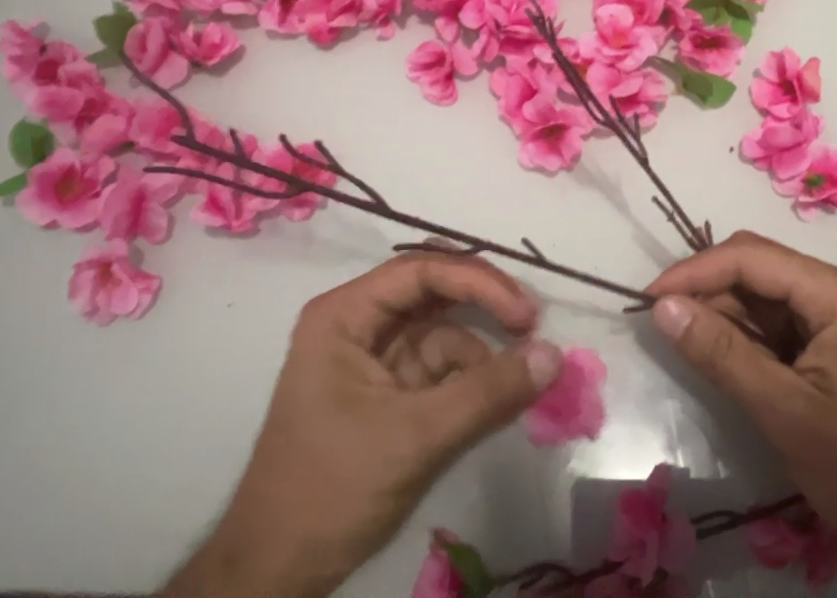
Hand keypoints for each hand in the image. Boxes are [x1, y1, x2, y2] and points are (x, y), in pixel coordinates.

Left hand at [166, 253, 561, 597]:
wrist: (281, 564)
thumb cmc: (331, 485)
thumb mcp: (413, 436)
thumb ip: (486, 393)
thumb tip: (554, 355)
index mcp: (345, 316)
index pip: (419, 272)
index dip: (477, 282)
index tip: (526, 313)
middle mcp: (359, 326)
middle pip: (434, 295)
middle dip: (485, 308)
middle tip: (533, 328)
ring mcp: (377, 361)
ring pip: (444, 334)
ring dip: (484, 352)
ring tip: (525, 376)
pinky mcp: (393, 396)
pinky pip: (444, 371)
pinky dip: (475, 381)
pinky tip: (502, 398)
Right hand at [646, 232, 836, 589]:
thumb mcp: (788, 413)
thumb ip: (723, 355)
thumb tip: (663, 307)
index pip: (752, 258)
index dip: (694, 272)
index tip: (647, 302)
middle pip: (756, 269)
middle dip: (706, 290)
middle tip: (661, 327)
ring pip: (762, 298)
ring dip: (721, 316)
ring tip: (682, 347)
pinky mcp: (832, 347)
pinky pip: (776, 326)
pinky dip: (742, 339)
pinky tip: (719, 361)